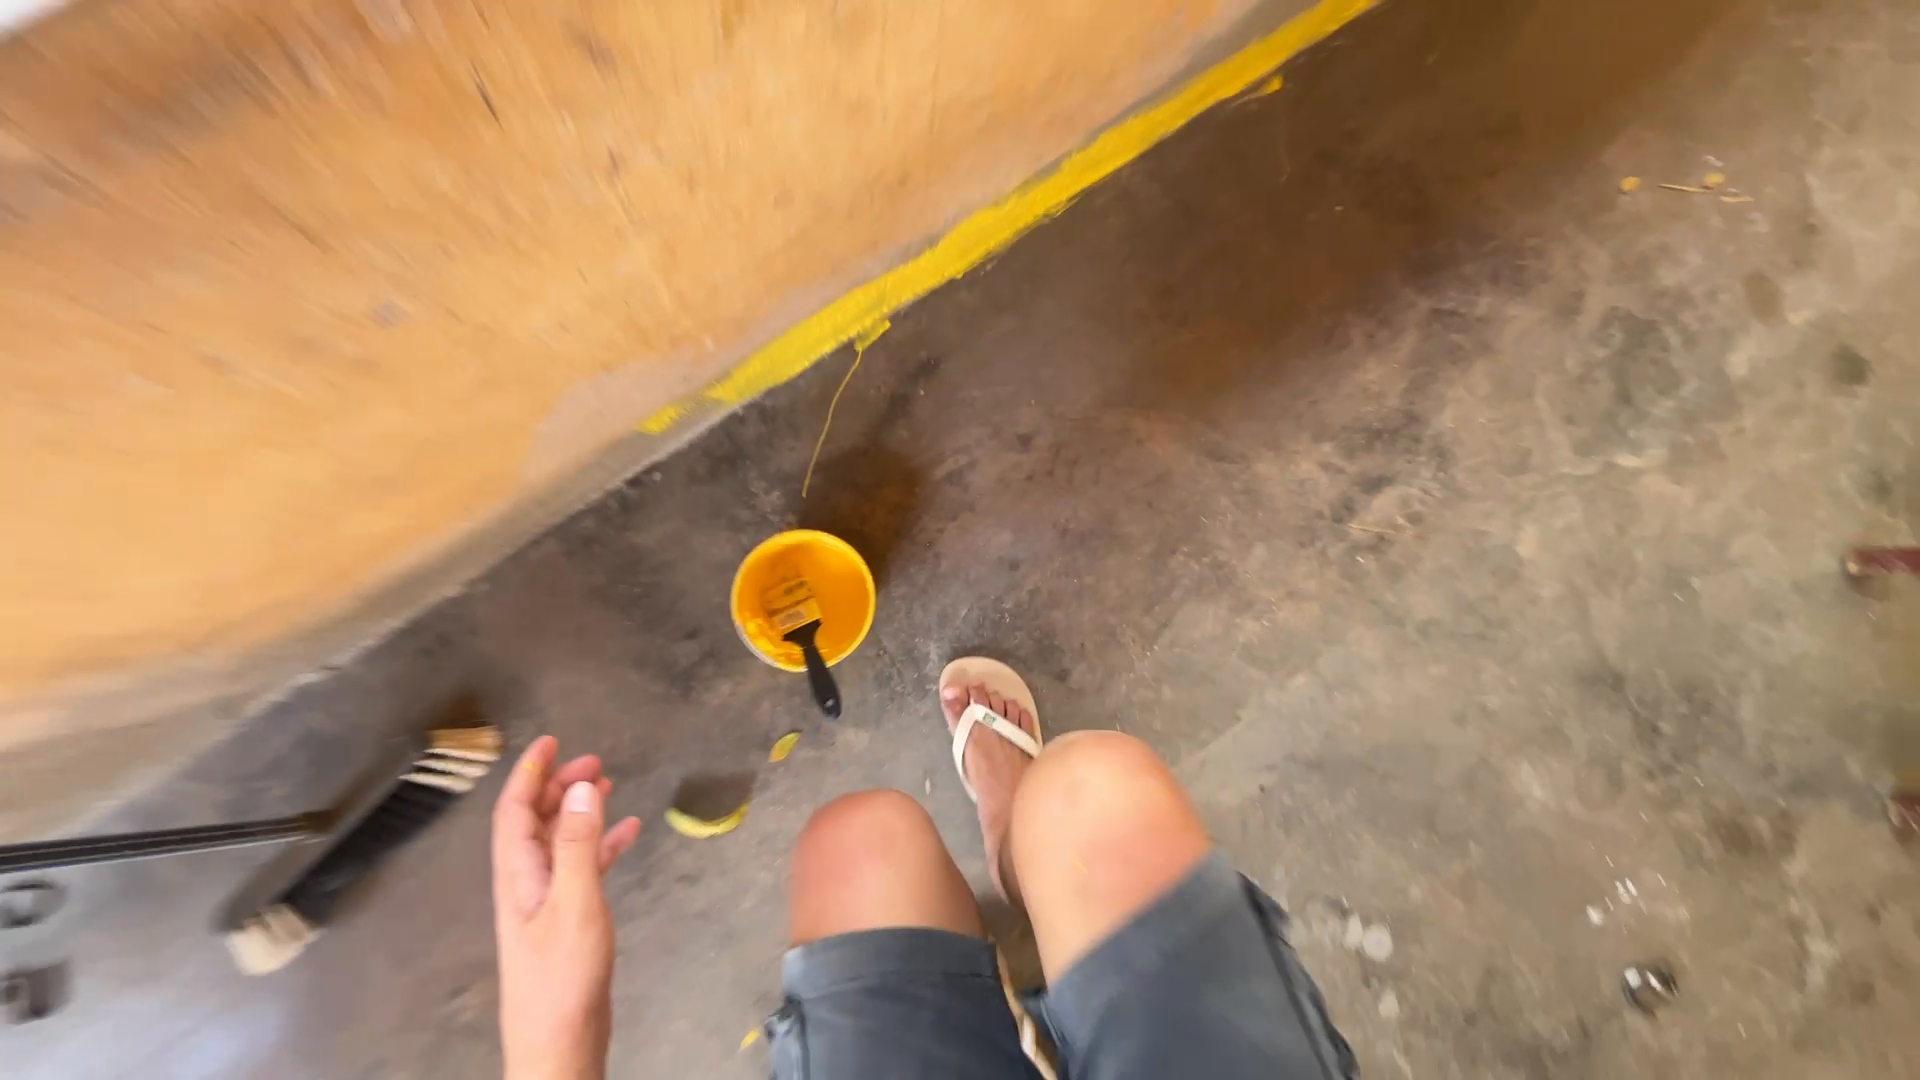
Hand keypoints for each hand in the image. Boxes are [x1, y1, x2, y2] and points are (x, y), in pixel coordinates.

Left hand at [493, 736, 643, 1079]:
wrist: (560, 1044)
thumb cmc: (563, 974)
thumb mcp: (575, 903)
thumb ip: (579, 845)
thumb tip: (583, 787)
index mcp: (518, 876)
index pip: (515, 813)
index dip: (529, 774)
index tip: (550, 741)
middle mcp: (527, 883)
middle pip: (537, 822)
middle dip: (559, 785)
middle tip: (594, 759)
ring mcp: (548, 902)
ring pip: (561, 841)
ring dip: (581, 810)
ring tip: (609, 784)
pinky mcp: (569, 919)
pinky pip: (584, 866)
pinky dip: (603, 844)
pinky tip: (627, 833)